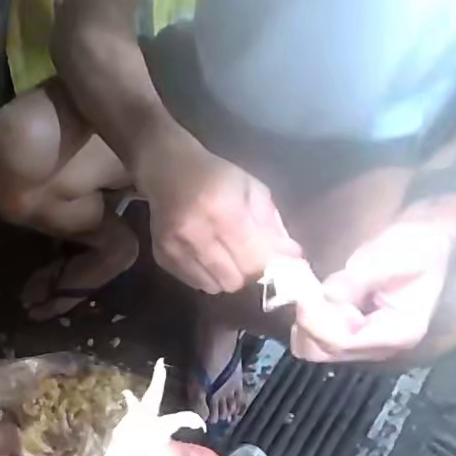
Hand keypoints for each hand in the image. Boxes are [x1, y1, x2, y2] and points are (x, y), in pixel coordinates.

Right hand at [135, 132, 297, 294]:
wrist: (167, 168)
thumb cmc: (216, 176)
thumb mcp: (251, 189)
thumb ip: (272, 224)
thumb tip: (293, 257)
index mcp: (225, 210)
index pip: (253, 260)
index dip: (267, 267)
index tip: (274, 264)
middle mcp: (197, 232)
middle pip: (234, 280)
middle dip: (245, 273)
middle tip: (245, 258)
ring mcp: (176, 247)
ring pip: (214, 287)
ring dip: (224, 276)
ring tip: (224, 255)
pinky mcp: (162, 257)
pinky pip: (194, 283)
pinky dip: (205, 275)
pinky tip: (204, 254)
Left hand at [291, 219, 455, 362]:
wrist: (424, 246)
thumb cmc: (415, 248)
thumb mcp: (392, 255)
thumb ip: (359, 277)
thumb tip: (328, 295)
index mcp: (400, 332)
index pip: (346, 342)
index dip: (319, 322)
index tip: (305, 296)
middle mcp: (381, 348)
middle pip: (327, 351)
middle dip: (309, 323)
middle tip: (303, 291)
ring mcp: (365, 347)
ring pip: (317, 350)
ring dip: (305, 324)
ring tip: (309, 293)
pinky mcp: (351, 339)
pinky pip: (318, 341)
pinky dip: (308, 323)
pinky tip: (312, 300)